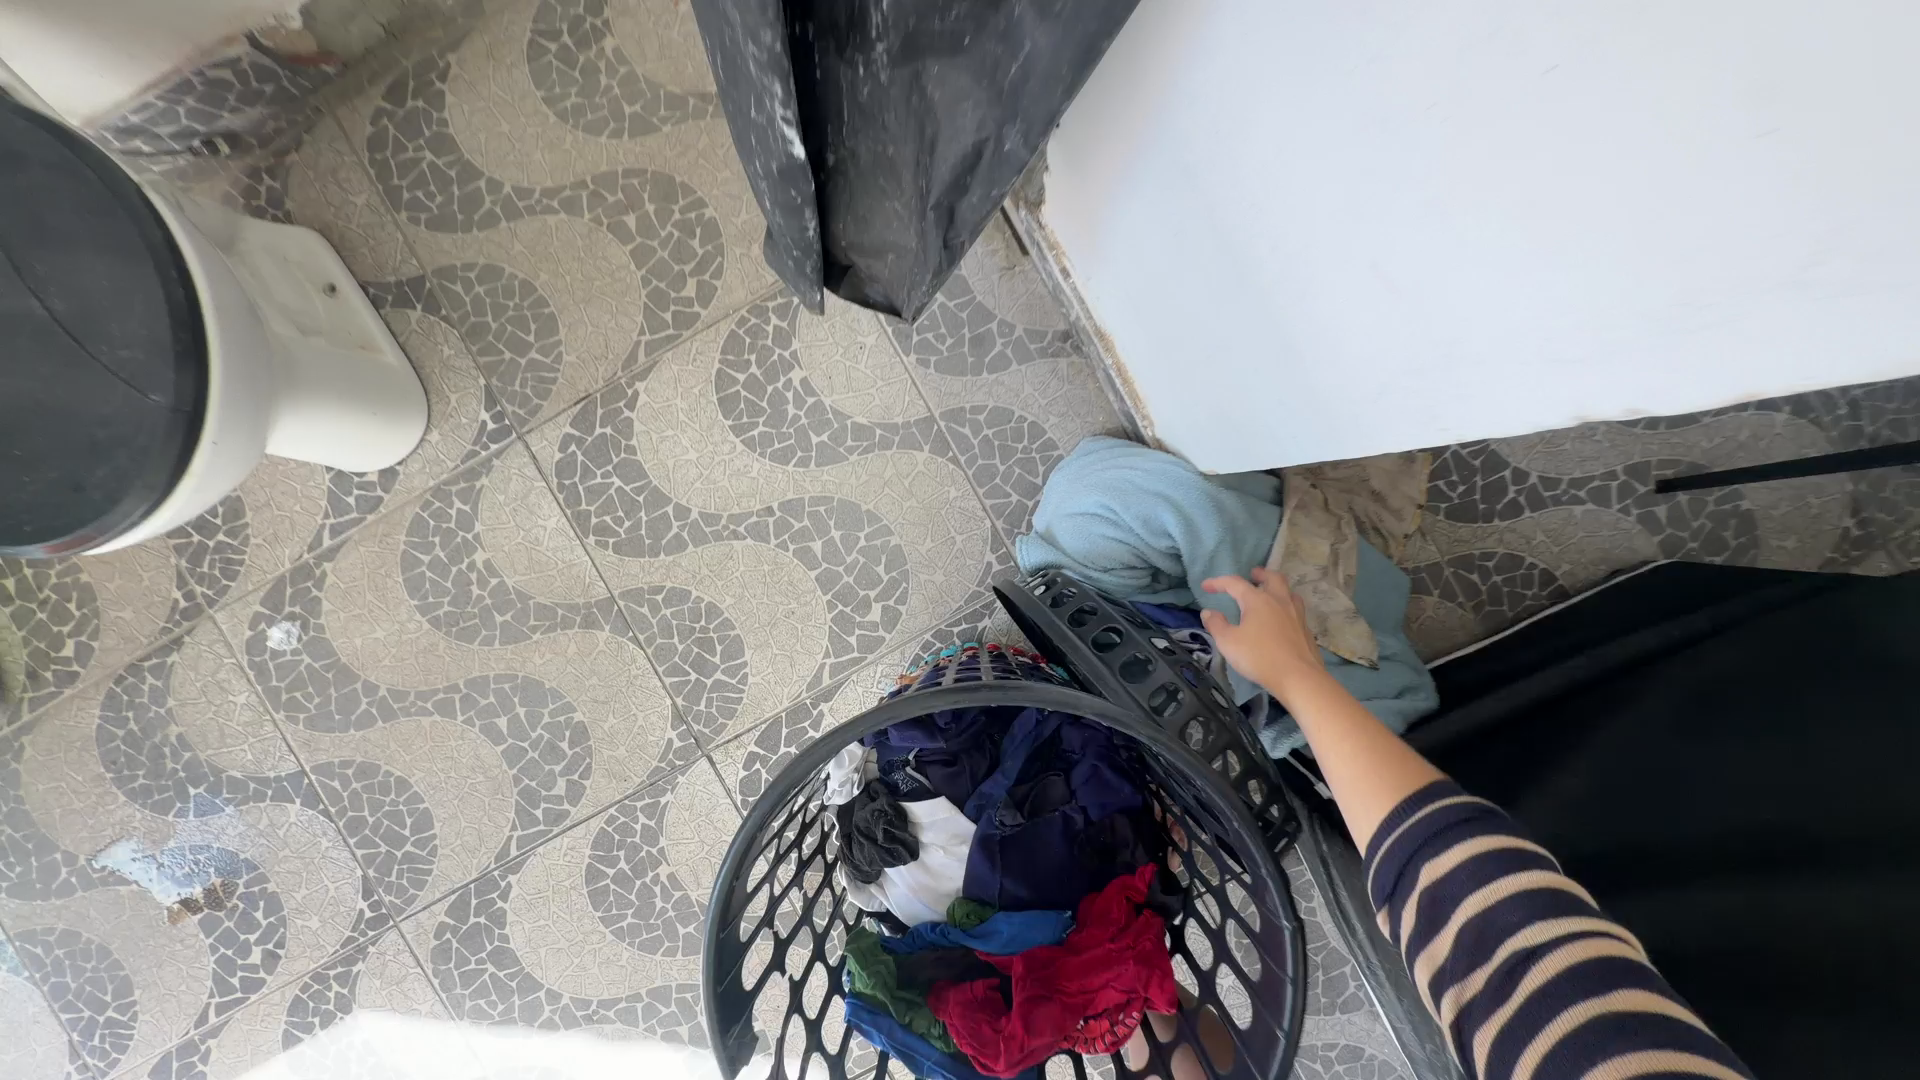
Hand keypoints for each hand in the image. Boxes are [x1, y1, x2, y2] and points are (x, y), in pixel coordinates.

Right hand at [1199, 567, 1328, 701]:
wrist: (1298, 677)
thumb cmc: (1259, 657)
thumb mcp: (1228, 642)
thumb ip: (1216, 625)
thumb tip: (1208, 612)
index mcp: (1257, 600)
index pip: (1235, 583)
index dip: (1218, 582)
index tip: (1206, 586)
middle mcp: (1279, 601)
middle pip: (1273, 578)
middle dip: (1260, 574)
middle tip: (1252, 574)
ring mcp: (1296, 614)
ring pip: (1289, 592)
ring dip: (1277, 588)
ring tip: (1269, 594)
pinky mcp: (1306, 630)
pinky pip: (1296, 609)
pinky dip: (1286, 606)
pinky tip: (1281, 619)